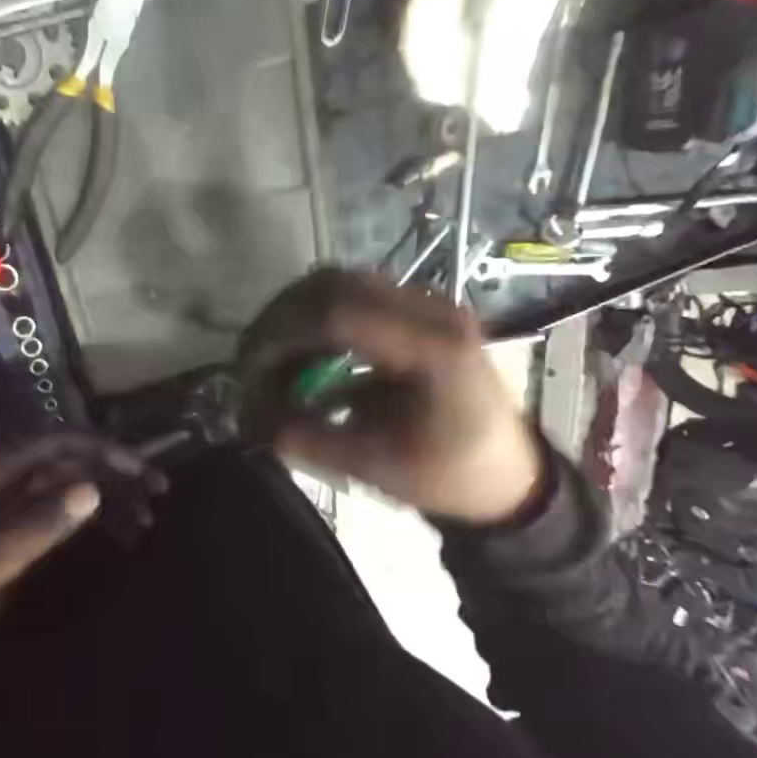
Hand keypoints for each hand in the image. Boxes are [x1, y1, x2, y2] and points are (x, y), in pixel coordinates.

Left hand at [0, 432, 166, 645]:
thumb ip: (35, 530)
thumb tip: (90, 489)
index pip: (57, 444)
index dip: (102, 449)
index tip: (139, 470)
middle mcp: (6, 480)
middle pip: (72, 459)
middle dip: (116, 470)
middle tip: (158, 491)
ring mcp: (14, 501)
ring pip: (74, 482)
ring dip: (112, 495)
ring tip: (147, 520)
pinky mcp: (22, 523)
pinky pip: (68, 508)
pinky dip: (99, 517)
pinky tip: (124, 535)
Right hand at [271, 273, 541, 524]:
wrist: (507, 475)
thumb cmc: (448, 477)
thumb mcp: (374, 468)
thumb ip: (307, 439)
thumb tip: (249, 411)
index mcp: (434, 350)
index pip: (338, 315)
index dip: (281, 336)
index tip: (249, 368)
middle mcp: (434, 311)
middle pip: (335, 284)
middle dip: (281, 317)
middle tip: (251, 356)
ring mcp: (429, 304)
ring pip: (341, 280)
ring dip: (296, 311)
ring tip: (272, 352)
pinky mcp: (418, 309)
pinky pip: (354, 292)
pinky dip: (316, 313)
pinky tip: (303, 347)